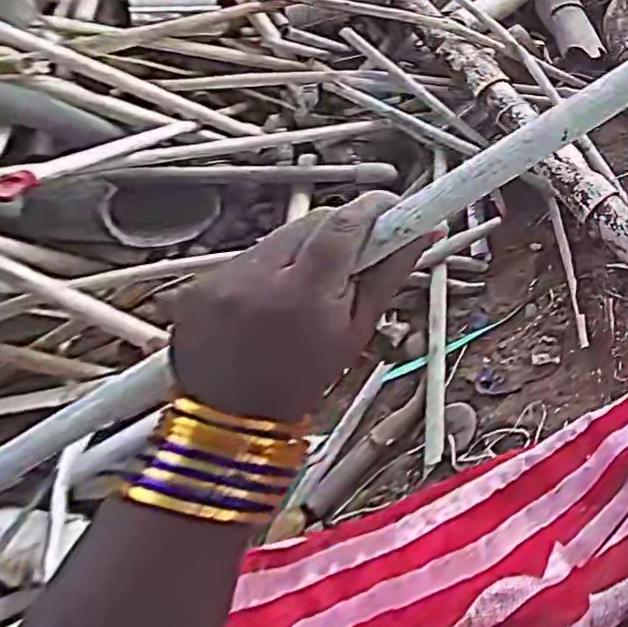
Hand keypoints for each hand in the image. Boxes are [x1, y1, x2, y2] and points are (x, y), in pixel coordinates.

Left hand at [169, 193, 433, 419]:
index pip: (346, 222)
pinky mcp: (204, 280)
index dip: (376, 207)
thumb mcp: (358, 330)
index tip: (395, 205)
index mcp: (302, 292)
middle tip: (361, 255)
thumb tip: (422, 235)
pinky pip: (256, 250)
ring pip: (287, 232)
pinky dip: (277, 262)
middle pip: (317, 220)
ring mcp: (224, 277)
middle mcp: (256, 276)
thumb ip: (390, 272)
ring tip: (314, 285)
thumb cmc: (295, 383)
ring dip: (310, 246)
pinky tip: (279, 295)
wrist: (226, 421)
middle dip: (345, 229)